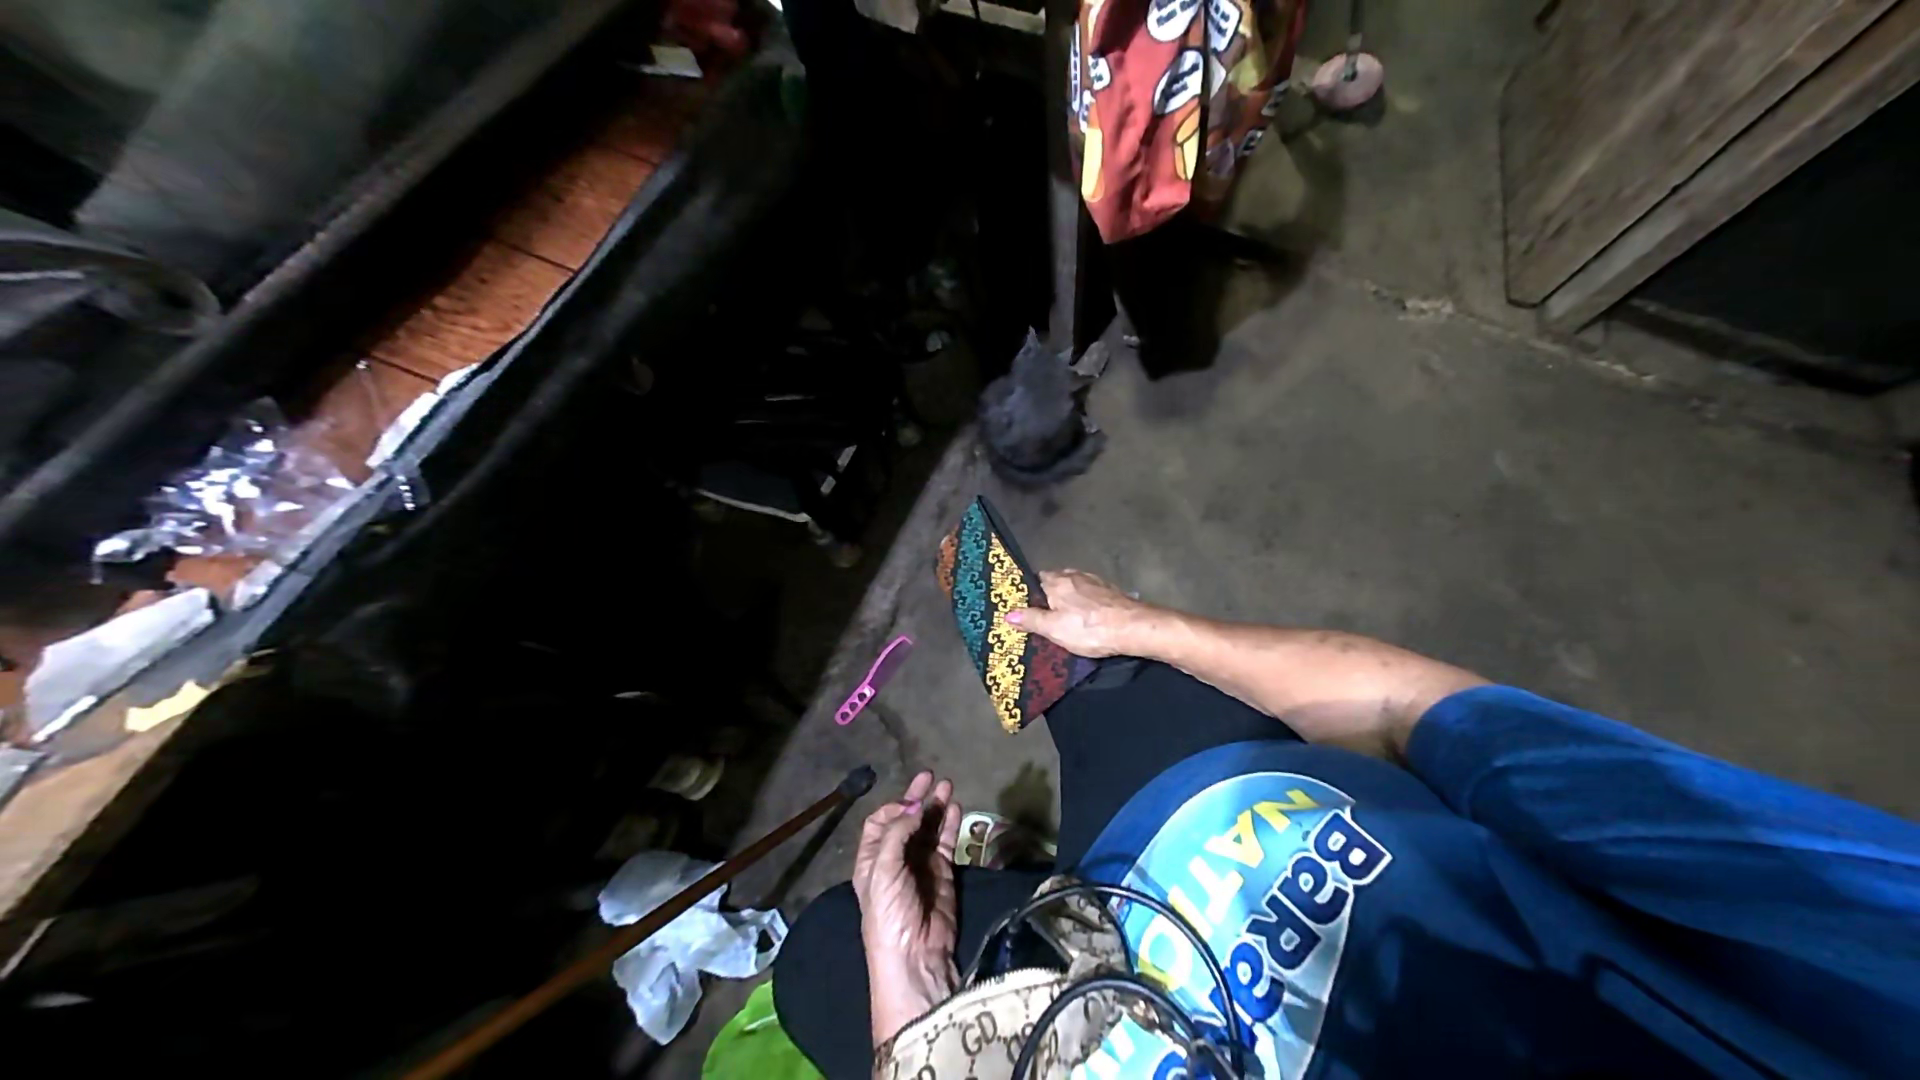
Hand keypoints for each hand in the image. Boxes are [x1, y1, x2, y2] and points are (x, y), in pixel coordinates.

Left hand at [854, 771, 961, 1046]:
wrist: (915, 955)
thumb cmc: (889, 911)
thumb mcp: (882, 870)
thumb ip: (897, 832)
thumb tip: (915, 806)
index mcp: (872, 859)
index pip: (880, 822)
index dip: (893, 808)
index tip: (909, 803)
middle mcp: (895, 858)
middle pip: (906, 819)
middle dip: (916, 797)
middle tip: (930, 776)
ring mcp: (920, 864)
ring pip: (928, 827)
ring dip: (936, 806)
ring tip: (947, 785)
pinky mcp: (943, 872)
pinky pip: (946, 841)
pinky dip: (950, 823)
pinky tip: (956, 807)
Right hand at [1006, 569, 1153, 657]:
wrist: (1133, 627)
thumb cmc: (1089, 628)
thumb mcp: (1054, 629)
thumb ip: (1031, 620)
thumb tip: (1007, 614)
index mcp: (1056, 582)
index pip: (1036, 579)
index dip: (1030, 591)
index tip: (1026, 604)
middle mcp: (1074, 576)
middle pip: (1056, 580)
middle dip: (1050, 593)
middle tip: (1044, 613)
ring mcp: (1095, 581)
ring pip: (1075, 585)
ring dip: (1069, 596)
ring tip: (1065, 614)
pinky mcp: (1111, 591)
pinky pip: (1090, 592)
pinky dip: (1085, 601)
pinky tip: (1088, 613)